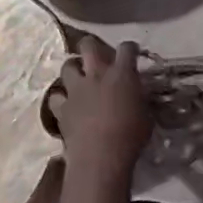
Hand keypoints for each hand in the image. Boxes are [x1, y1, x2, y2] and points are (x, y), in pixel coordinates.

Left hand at [53, 35, 151, 183]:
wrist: (101, 157)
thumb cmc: (131, 135)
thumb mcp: (146, 113)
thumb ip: (140, 98)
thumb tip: (138, 95)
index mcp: (122, 74)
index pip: (127, 48)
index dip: (130, 48)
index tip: (133, 53)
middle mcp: (96, 75)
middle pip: (88, 46)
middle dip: (92, 45)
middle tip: (96, 53)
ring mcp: (76, 90)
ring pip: (67, 67)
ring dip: (74, 69)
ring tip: (79, 76)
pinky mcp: (61, 108)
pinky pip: (55, 96)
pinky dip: (60, 97)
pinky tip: (67, 103)